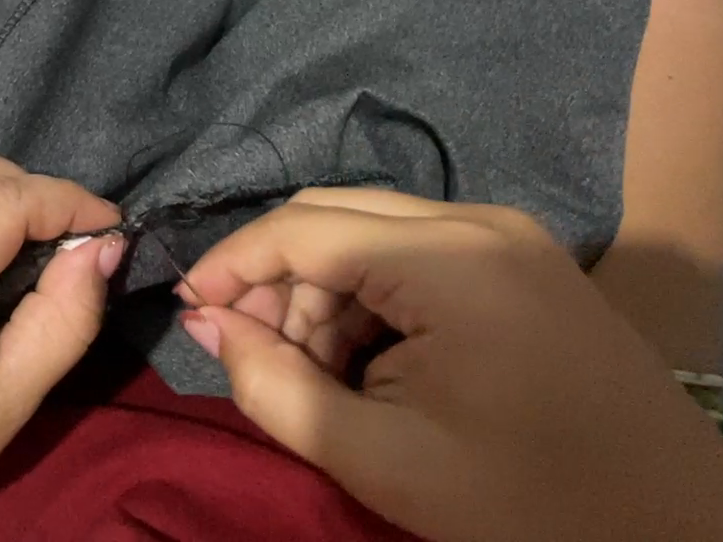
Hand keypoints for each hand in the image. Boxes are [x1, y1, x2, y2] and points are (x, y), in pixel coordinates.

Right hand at [179, 189, 722, 541]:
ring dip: (321, 289)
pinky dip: (366, 292)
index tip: (188, 305)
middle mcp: (473, 220)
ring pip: (362, 228)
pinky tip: (372, 354)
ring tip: (321, 367)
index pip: (299, 230)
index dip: (230, 263)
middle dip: (276, 278)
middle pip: (327, 216)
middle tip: (255, 347)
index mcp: (446, 260)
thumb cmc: (533, 508)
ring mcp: (501, 231)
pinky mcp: (514, 253)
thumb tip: (206, 322)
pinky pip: (405, 246)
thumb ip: (273, 386)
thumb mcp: (382, 460)